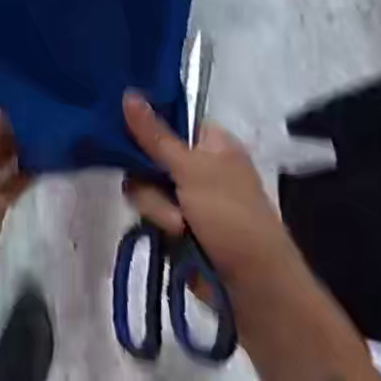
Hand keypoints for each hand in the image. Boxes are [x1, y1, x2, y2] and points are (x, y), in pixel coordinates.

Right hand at [121, 90, 298, 281]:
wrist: (255, 289)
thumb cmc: (232, 217)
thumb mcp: (192, 170)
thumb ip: (154, 134)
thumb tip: (128, 92)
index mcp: (211, 142)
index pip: (169, 117)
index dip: (147, 121)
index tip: (125, 127)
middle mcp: (197, 164)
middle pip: (148, 152)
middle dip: (148, 175)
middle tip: (156, 187)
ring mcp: (186, 195)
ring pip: (144, 183)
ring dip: (155, 205)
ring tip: (177, 226)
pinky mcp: (176, 222)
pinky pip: (149, 209)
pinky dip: (156, 221)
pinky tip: (172, 235)